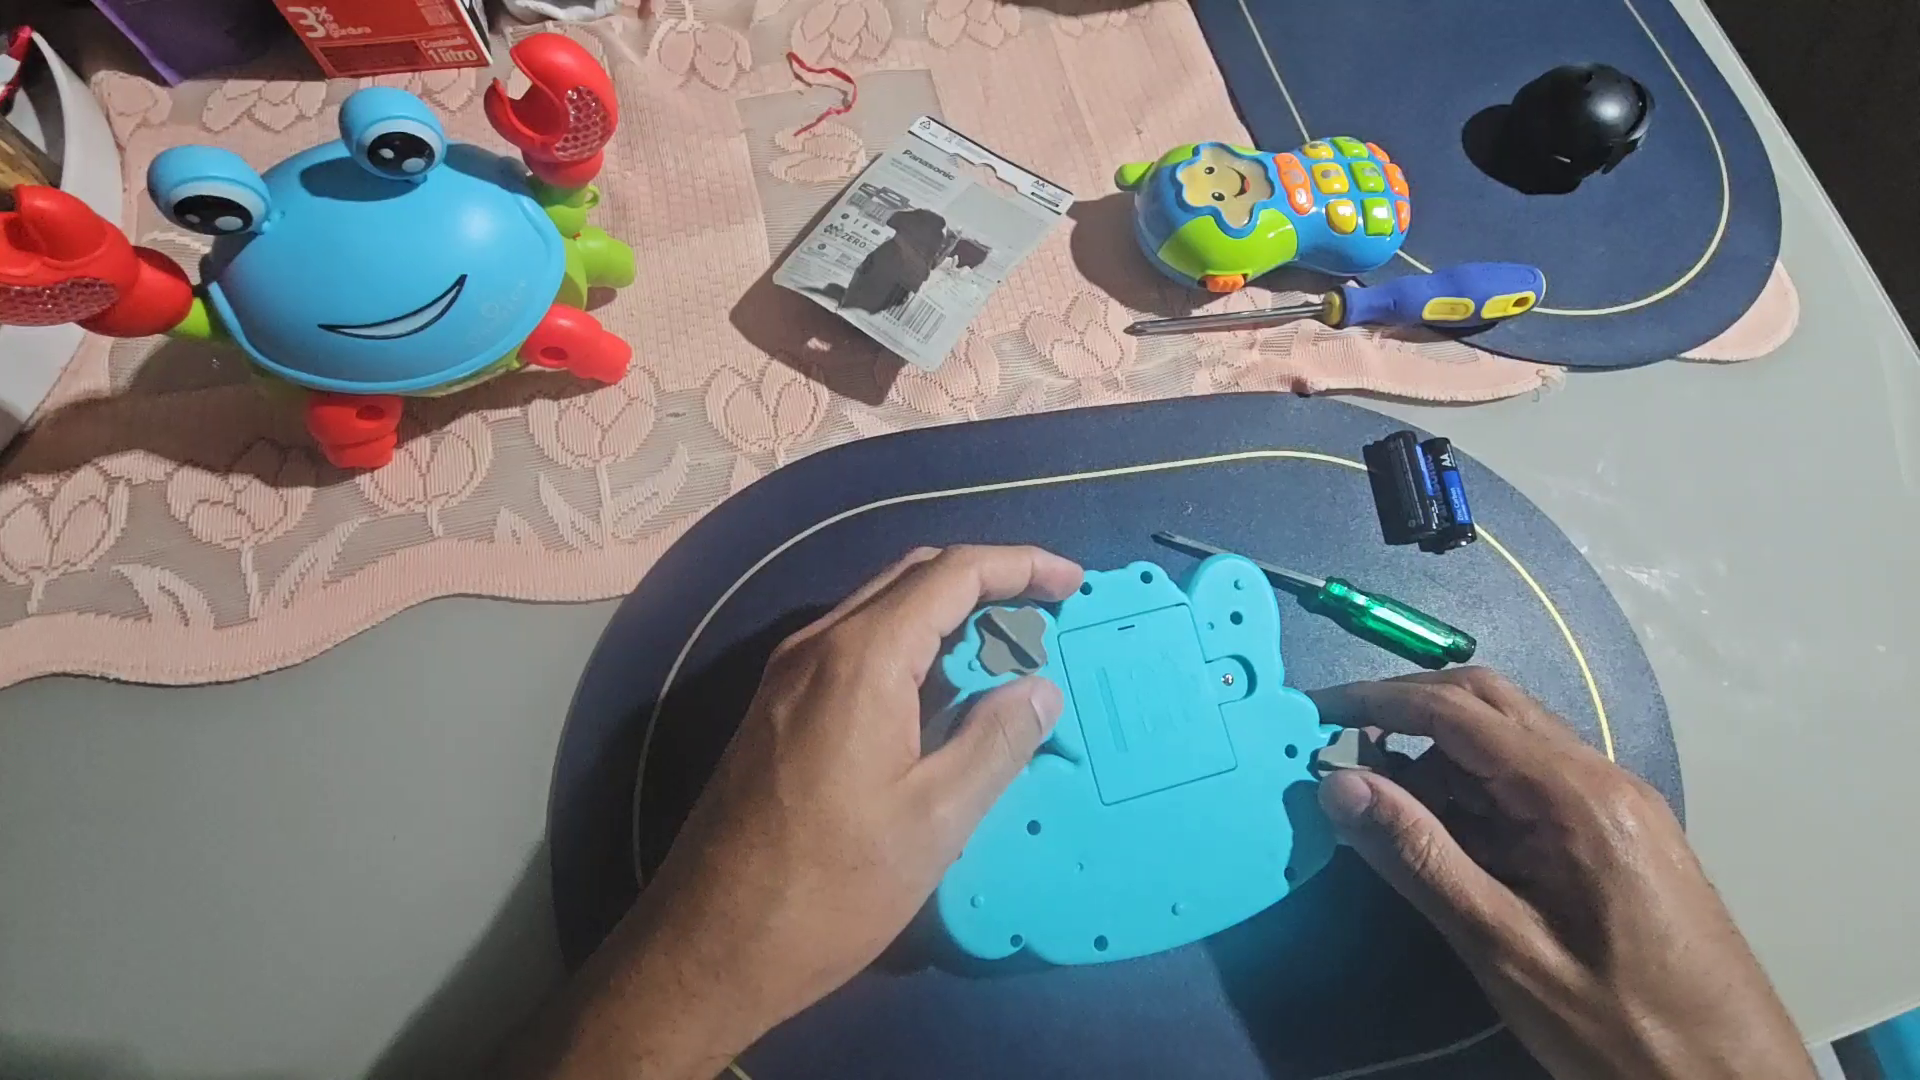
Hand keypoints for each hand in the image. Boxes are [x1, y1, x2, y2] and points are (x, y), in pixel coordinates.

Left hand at [497, 545, 1082, 1079]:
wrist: (705, 948)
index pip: (953, 574)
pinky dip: (913, 642)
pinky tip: (941, 686)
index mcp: (861, 657)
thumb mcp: (934, 822)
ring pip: (884, 606)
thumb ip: (995, 742)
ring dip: (948, 611)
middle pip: (915, 575)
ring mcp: (790, 671)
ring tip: (1005, 647)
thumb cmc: (828, 888)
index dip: (1019, 565)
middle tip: (1045, 610)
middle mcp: (818, 644)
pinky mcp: (779, 703)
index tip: (1070, 582)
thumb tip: (1039, 689)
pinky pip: (858, 643)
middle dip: (987, 579)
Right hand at [1311, 669, 1814, 1079]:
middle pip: (1484, 700)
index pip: (1457, 712)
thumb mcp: (1502, 946)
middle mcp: (1599, 777)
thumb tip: (1336, 783)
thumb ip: (1416, 855)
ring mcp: (1610, 800)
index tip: (1315, 710)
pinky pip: (1521, 774)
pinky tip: (1445, 831)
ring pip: (1501, 734)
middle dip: (1404, 708)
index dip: (1377, 702)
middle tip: (1343, 739)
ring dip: (1434, 751)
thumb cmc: (1622, 1029)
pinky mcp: (1609, 826)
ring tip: (1390, 804)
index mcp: (1577, 797)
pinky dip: (1466, 784)